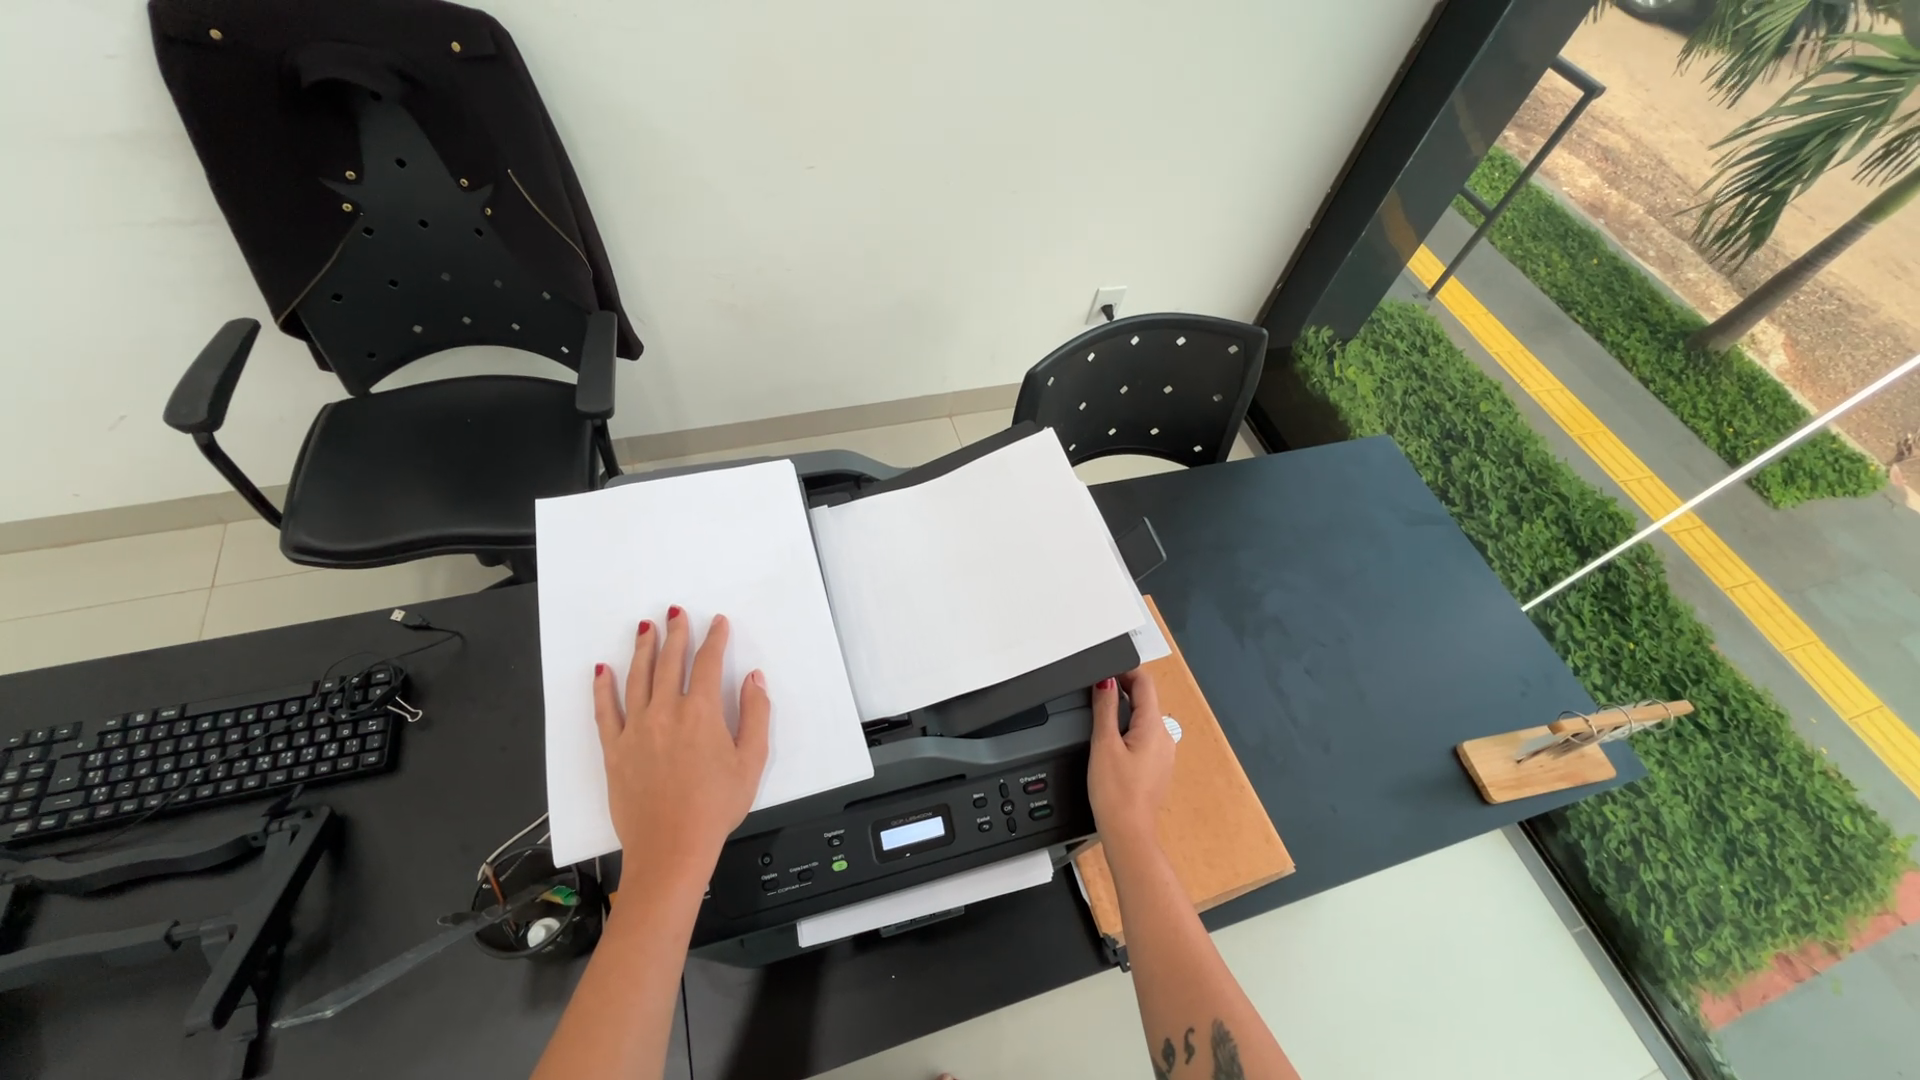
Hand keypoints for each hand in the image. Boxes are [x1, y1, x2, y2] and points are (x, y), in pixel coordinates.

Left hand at [592, 607, 769, 884]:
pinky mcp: (615, 750)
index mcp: (702, 714)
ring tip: (646, 627)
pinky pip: (605, 711)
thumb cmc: (715, 808)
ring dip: (643, 649)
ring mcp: (636, 729)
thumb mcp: (751, 761)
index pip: (708, 663)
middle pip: (671, 662)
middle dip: (676, 633)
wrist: (672, 848)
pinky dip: (603, 688)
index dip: (714, 639)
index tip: (718, 623)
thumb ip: (756, 714)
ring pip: (638, 677)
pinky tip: (603, 670)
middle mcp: (666, 713)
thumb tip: (754, 679)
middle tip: (677, 613)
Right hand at [1086, 669, 1174, 850]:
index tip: (1104, 668)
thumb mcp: (1104, 744)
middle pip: (1146, 699)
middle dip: (1122, 687)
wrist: (1128, 833)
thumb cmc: (1115, 793)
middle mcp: (1165, 737)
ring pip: (1144, 717)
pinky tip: (1110, 737)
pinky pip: (1144, 735)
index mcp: (1155, 727)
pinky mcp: (1156, 766)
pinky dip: (1128, 726)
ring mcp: (1163, 753)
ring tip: (1099, 708)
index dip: (1125, 670)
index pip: (1145, 683)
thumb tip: (1105, 681)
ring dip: (1124, 707)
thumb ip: (1104, 708)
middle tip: (1096, 686)